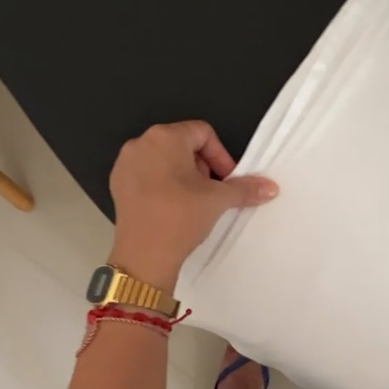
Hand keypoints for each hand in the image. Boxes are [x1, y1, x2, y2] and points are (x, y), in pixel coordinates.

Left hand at [107, 121, 277, 290]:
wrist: (143, 256)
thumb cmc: (181, 217)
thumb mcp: (218, 200)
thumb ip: (245, 188)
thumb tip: (271, 187)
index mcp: (165, 137)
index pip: (203, 133)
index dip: (221, 156)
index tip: (226, 181)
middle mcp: (141, 143)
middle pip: (182, 144)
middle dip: (202, 166)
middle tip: (210, 193)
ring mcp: (125, 163)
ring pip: (164, 160)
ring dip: (183, 176)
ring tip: (192, 202)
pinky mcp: (117, 184)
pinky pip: (147, 175)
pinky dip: (162, 185)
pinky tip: (170, 208)